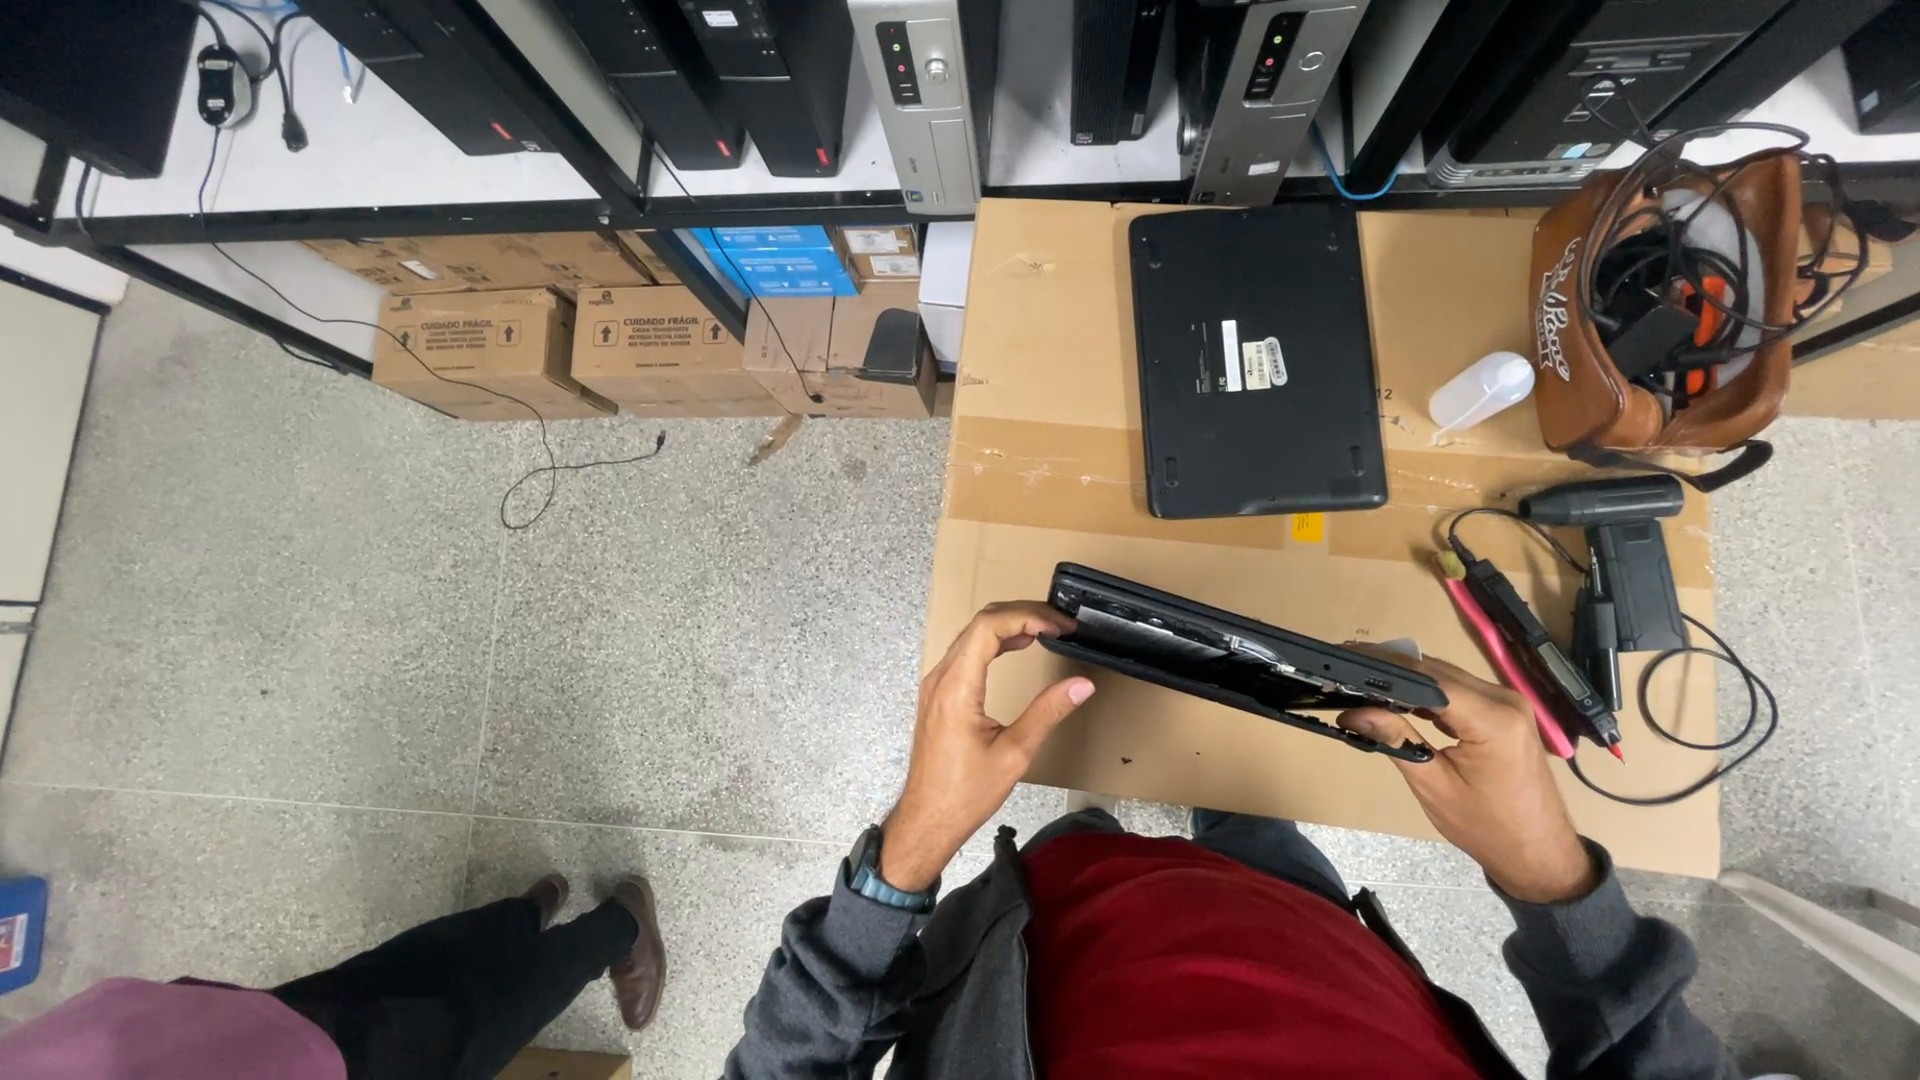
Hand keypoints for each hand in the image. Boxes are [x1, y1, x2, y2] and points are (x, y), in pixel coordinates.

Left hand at [879, 602, 1095, 891]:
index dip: (1027, 616)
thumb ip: (1048, 712)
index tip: (1058, 624)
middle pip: (980, 623)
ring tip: (1047, 629)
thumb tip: (1081, 685)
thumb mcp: (1015, 753)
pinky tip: (1018, 646)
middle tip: (1060, 623)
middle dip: (1023, 614)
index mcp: (957, 687)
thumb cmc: (964, 794)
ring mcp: (937, 684)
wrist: (927, 819)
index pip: (989, 627)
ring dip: (1009, 625)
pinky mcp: (939, 694)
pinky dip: (995, 641)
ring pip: (972, 634)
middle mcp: (941, 678)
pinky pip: (966, 651)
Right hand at [1337, 653, 1598, 903]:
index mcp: (1493, 720)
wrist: (1540, 853)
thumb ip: (1396, 740)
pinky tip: (1394, 695)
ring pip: (1443, 674)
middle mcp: (1505, 699)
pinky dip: (1423, 688)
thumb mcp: (1433, 785)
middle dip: (1387, 667)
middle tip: (1340, 670)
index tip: (1343, 660)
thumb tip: (1351, 712)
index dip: (1382, 665)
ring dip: (1403, 676)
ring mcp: (1507, 702)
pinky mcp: (1502, 709)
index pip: (1426, 677)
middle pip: (1434, 669)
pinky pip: (1455, 687)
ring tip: (1359, 680)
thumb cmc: (1488, 827)